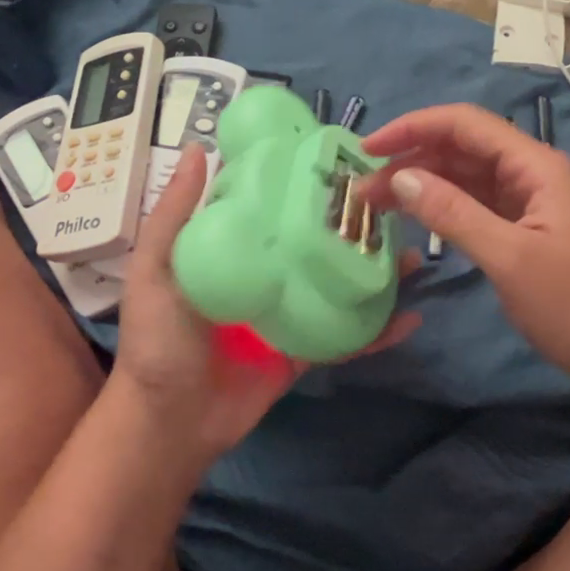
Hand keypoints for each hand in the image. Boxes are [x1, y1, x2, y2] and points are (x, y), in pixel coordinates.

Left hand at [115, 146, 421, 461]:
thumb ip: (175, 214)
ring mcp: (289, 315)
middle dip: (354, 226)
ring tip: (413, 254)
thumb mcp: (156, 269)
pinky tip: (411, 317)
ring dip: (376, 272)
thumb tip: (202, 148)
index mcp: (233, 252)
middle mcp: (266, 277)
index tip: (341, 161)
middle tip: (393, 206)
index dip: (305, 184)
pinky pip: (346, 337)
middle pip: (316, 244)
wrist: (169, 422)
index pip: (275, 208)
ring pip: (339, 286)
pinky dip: (378, 331)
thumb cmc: (158, 340)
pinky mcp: (305, 353)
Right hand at [361, 103, 569, 377]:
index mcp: (536, 165)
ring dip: (420, 183)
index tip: (367, 149)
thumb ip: (453, 213)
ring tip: (374, 203)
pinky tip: (410, 216)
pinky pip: (472, 202)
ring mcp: (527, 199)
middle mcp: (531, 172)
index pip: (466, 125)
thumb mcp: (507, 258)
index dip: (413, 128)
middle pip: (461, 147)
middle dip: (410, 159)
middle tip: (362, 188)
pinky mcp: (520, 225)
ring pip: (463, 175)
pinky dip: (439, 205)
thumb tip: (399, 178)